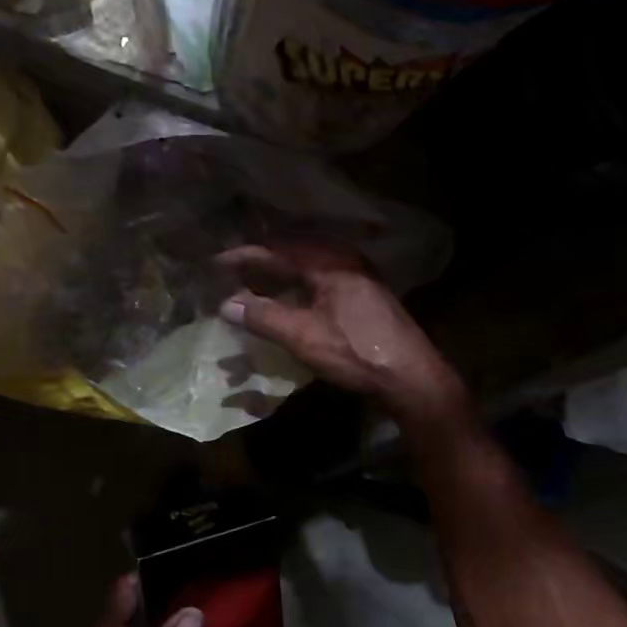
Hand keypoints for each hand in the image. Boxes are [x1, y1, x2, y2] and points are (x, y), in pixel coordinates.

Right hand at [218, 243, 469, 426]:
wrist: (411, 376)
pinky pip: (320, 276)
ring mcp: (358, 275)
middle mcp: (345, 259)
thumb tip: (225, 304)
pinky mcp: (363, 293)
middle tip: (232, 267)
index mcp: (329, 261)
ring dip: (280, 270)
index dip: (244, 256)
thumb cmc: (356, 352)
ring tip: (253, 279)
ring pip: (308, 263)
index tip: (215, 262)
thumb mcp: (303, 336)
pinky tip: (288, 295)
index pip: (277, 250)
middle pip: (293, 250)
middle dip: (261, 258)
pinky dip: (298, 281)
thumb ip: (263, 316)